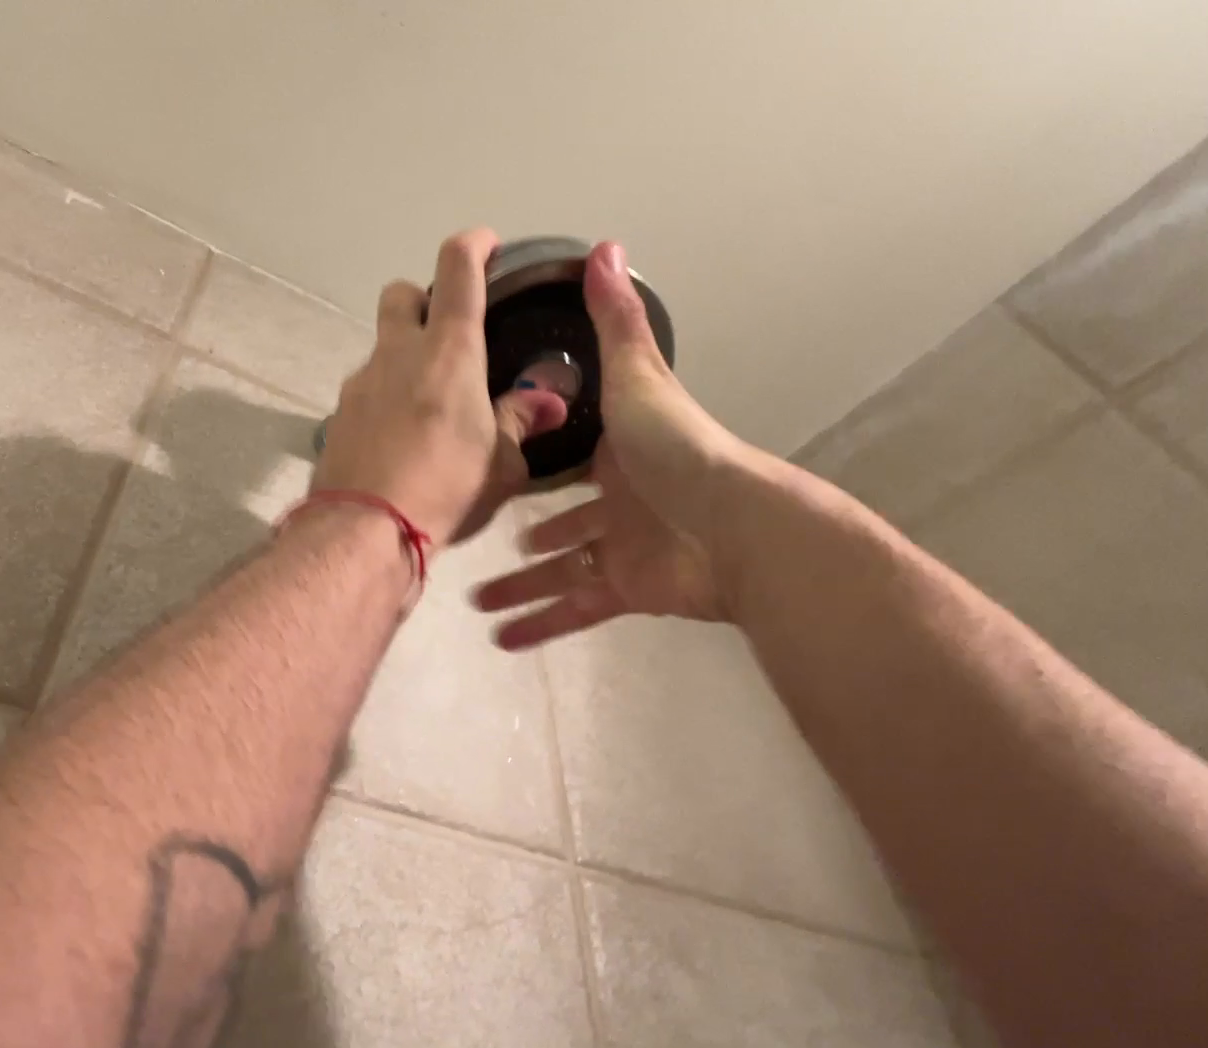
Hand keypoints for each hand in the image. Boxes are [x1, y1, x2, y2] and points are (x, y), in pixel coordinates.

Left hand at [313, 229, 566, 542]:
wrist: (365, 530)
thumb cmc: (447, 489)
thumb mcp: (501, 463)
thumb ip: (520, 422)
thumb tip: (549, 401)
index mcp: (449, 352)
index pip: (457, 269)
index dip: (473, 245)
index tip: (485, 244)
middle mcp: (398, 354)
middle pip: (401, 295)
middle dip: (423, 299)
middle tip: (447, 336)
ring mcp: (360, 384)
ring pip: (381, 348)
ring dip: (403, 360)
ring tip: (427, 406)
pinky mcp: (336, 417)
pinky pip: (364, 392)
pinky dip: (383, 401)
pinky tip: (398, 440)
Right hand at [474, 242, 746, 646]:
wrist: (735, 529)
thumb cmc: (677, 452)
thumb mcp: (637, 379)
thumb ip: (615, 325)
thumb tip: (604, 247)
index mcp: (618, 453)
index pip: (568, 460)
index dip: (532, 467)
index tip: (490, 474)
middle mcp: (620, 502)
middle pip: (559, 523)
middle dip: (518, 538)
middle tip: (471, 543)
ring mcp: (624, 551)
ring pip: (559, 572)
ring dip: (518, 587)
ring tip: (474, 601)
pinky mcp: (630, 593)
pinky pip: (577, 611)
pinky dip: (542, 626)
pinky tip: (504, 640)